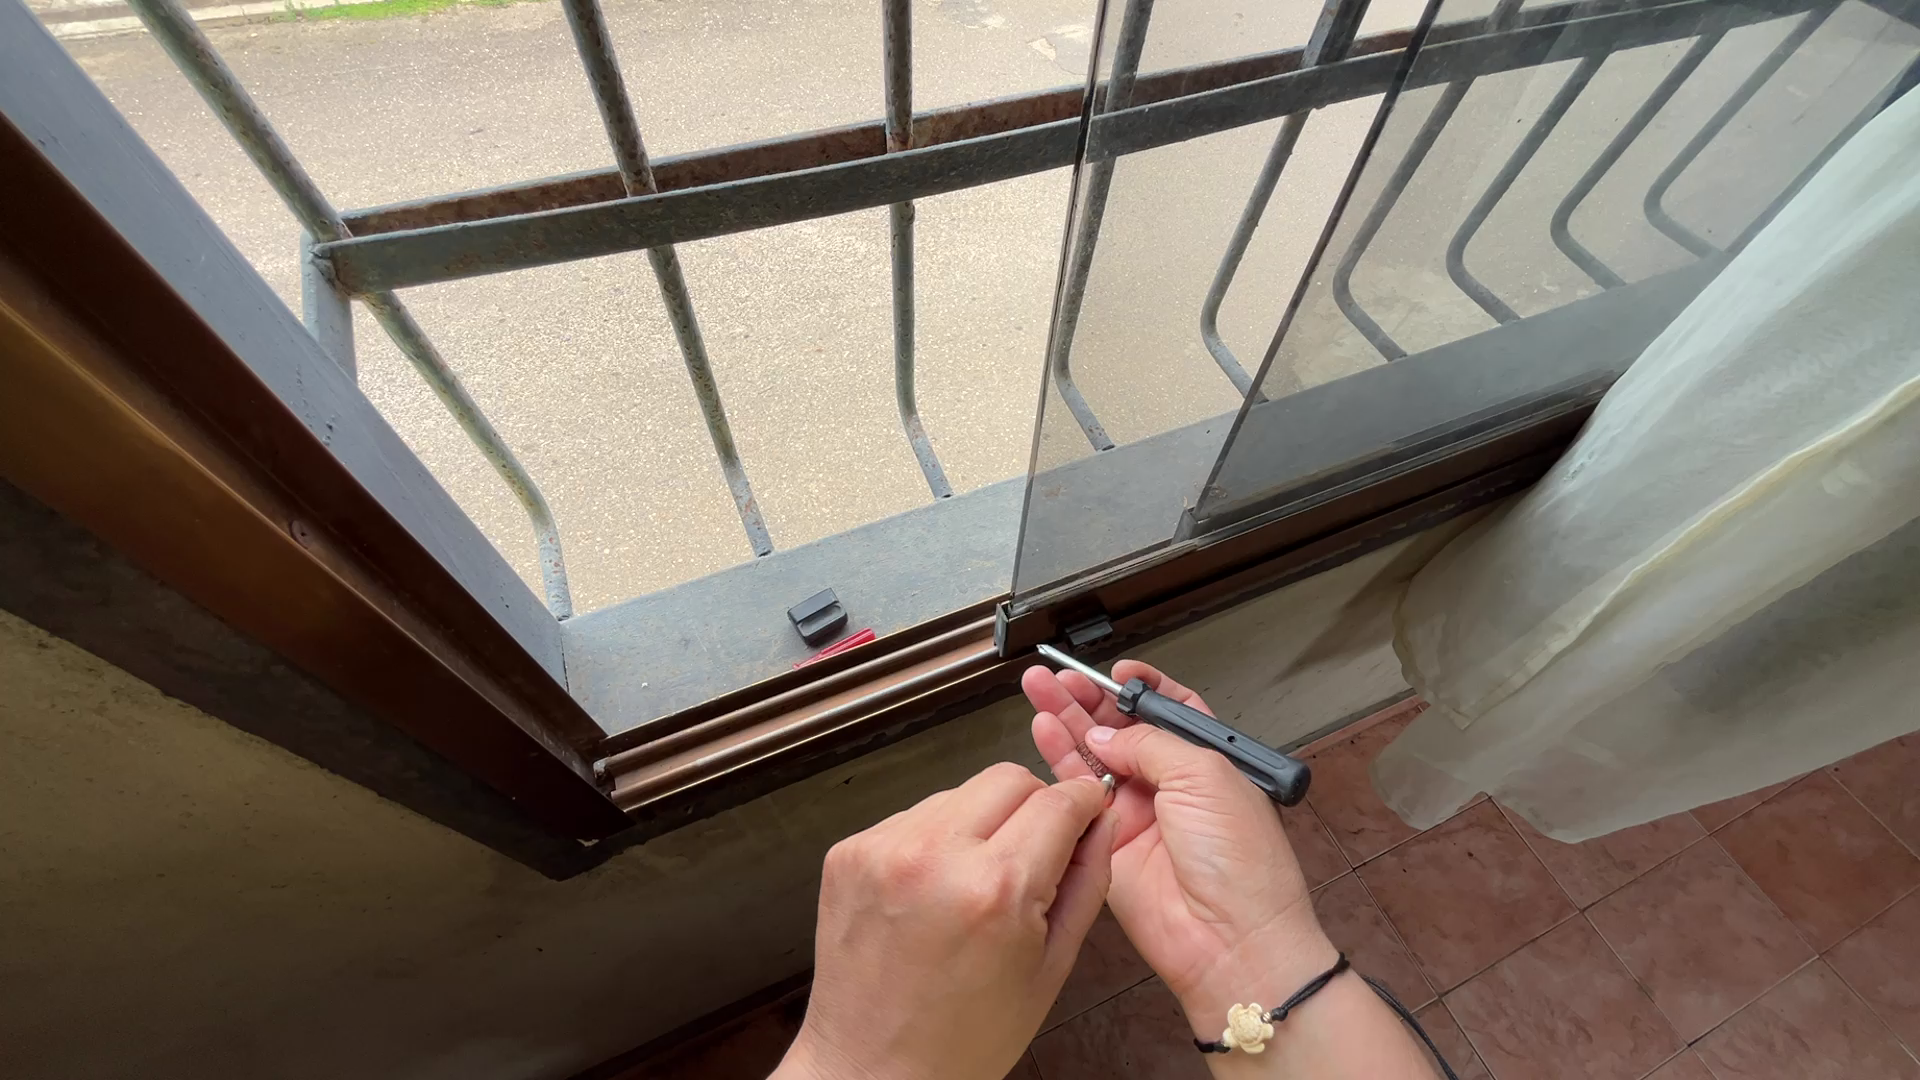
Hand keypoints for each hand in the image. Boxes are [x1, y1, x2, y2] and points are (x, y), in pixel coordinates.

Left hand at [775, 762, 1117, 1079]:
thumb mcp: (1051, 969)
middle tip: (1033, 847)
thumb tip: (1105, 818)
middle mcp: (935, 853)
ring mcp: (883, 846)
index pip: (1057, 801)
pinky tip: (935, 884)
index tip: (1089, 805)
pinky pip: (915, 814)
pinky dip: (937, 836)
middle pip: (1008, 777)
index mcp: (996, 889)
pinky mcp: (851, 848)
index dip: (1084, 799)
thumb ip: (1087, 881)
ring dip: (981, 819)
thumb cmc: (969, 1036)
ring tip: (975, 875)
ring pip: (960, 791)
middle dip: (1035, 802)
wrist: (870, 1072)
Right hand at [1022, 662, 1336, 1031]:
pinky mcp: (1105, 836)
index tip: (1120, 673)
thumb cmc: (1241, 860)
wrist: (1229, 939)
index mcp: (1204, 761)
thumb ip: (1148, 743)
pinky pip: (1075, 789)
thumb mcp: (1203, 775)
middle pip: (1120, 727)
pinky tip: (1044, 728)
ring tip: (1039, 688)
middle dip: (1089, 698)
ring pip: (1092, 752)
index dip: (1143, 688)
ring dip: (1065, 718)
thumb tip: (1106, 734)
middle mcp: (1167, 781)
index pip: (1170, 711)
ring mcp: (1135, 808)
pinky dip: (1057, 757)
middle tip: (1058, 677)